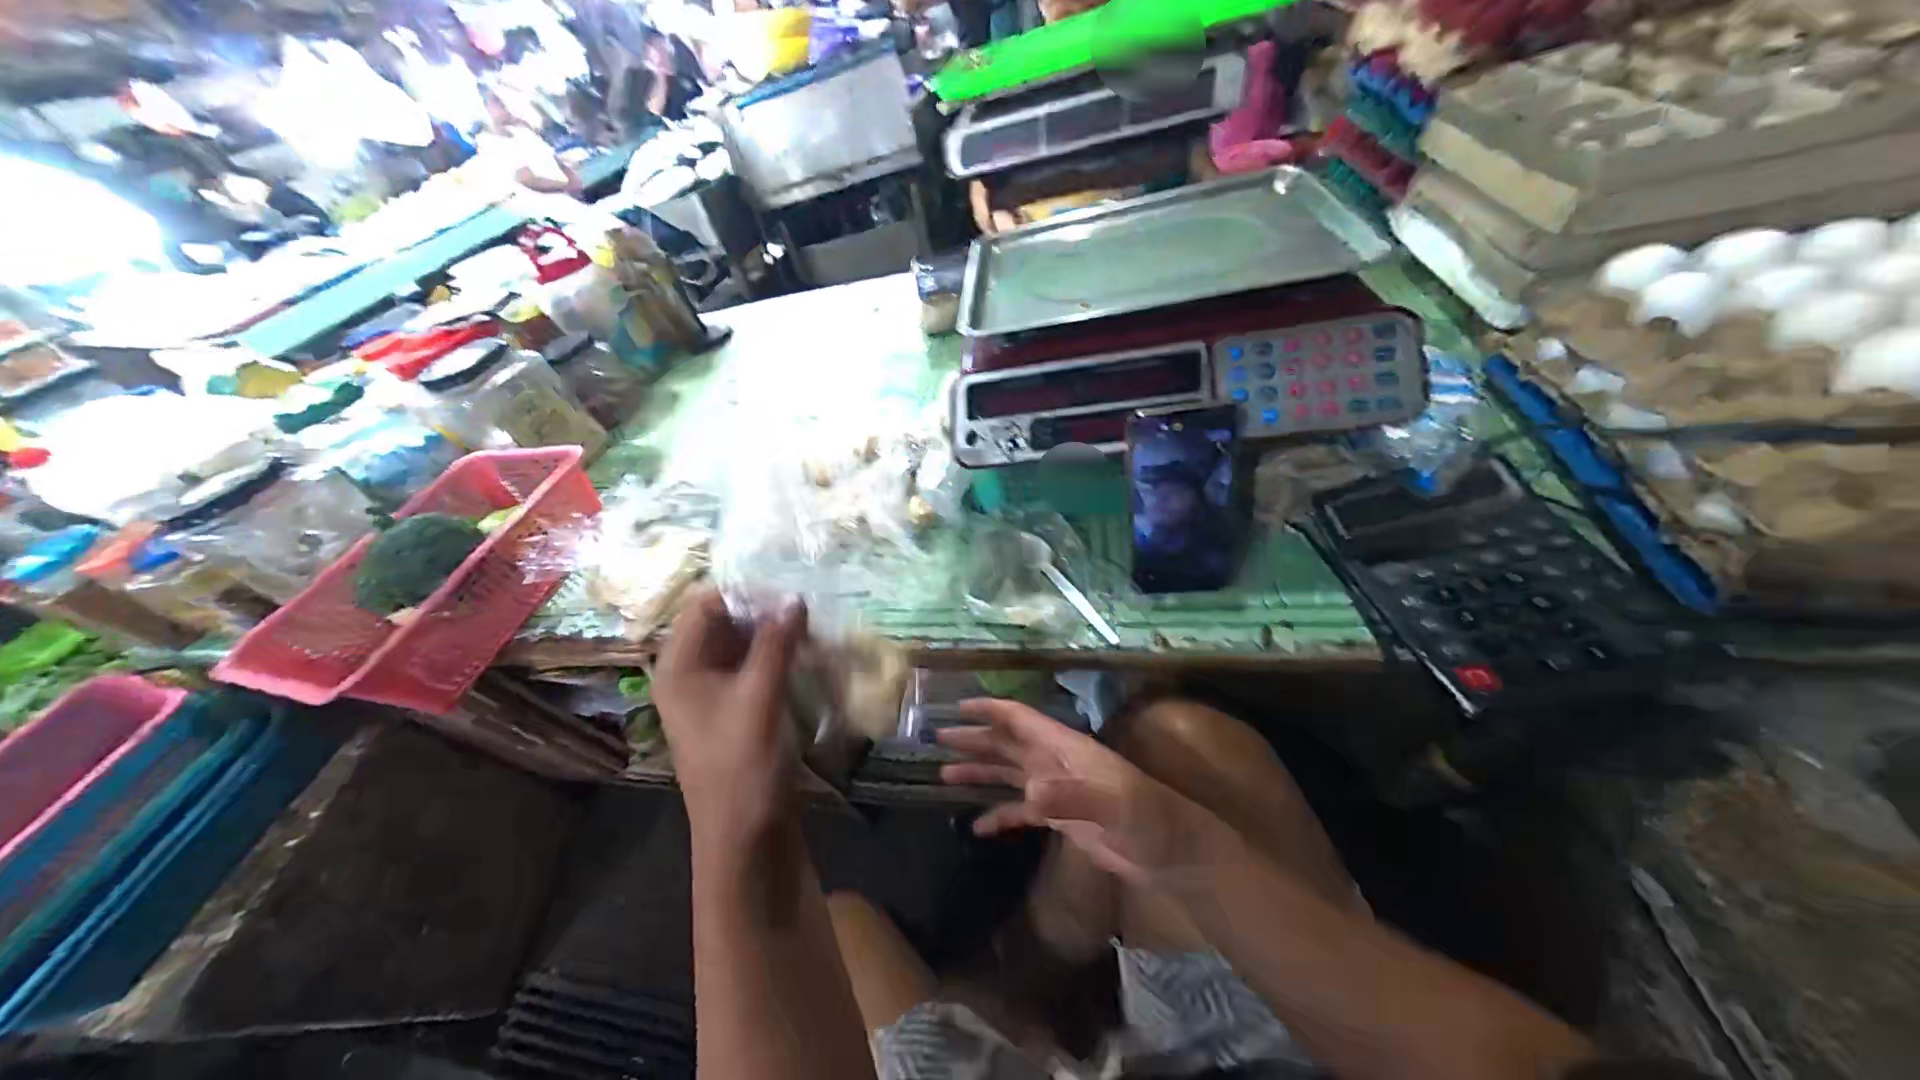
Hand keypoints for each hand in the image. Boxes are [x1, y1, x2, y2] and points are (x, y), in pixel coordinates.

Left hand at [654, 589, 806, 846]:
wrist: (747, 839)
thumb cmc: (742, 769)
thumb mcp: (759, 701)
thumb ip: (775, 645)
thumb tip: (794, 597)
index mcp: (678, 667)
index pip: (704, 606)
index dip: (744, 593)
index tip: (789, 590)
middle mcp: (692, 673)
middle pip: (724, 622)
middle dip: (764, 609)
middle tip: (808, 605)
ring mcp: (716, 691)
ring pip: (744, 643)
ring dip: (776, 631)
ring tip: (814, 623)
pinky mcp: (740, 706)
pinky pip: (757, 665)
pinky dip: (781, 654)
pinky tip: (810, 650)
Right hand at [937, 699, 1217, 884]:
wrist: (1171, 852)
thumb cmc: (1146, 817)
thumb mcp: (1112, 805)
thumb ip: (1072, 797)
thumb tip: (1030, 792)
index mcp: (1064, 748)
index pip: (1020, 720)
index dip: (990, 709)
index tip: (958, 706)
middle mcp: (1054, 763)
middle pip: (1007, 743)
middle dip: (975, 739)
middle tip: (939, 737)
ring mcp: (1057, 790)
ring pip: (1009, 774)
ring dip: (980, 772)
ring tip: (944, 774)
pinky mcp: (1060, 818)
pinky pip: (1019, 812)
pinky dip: (998, 816)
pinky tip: (977, 826)